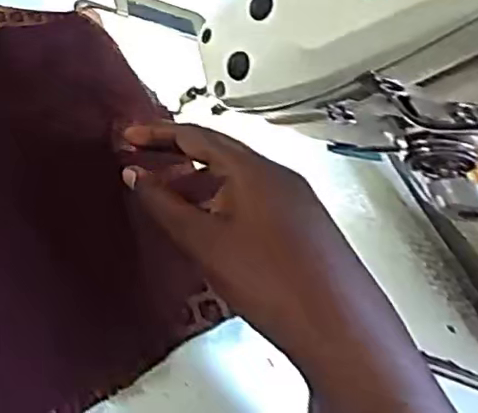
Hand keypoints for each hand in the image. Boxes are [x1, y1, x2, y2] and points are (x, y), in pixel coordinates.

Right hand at [122, 123, 451, 411]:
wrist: (347, 344)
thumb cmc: (280, 289)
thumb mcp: (200, 240)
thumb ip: (160, 201)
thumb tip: (136, 176)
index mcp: (254, 170)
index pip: (193, 134)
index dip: (155, 133)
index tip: (130, 135)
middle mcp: (280, 179)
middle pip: (216, 150)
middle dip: (174, 153)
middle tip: (142, 155)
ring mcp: (299, 204)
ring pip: (234, 176)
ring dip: (195, 178)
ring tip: (167, 194)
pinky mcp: (307, 230)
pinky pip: (252, 197)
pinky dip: (219, 198)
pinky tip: (207, 223)